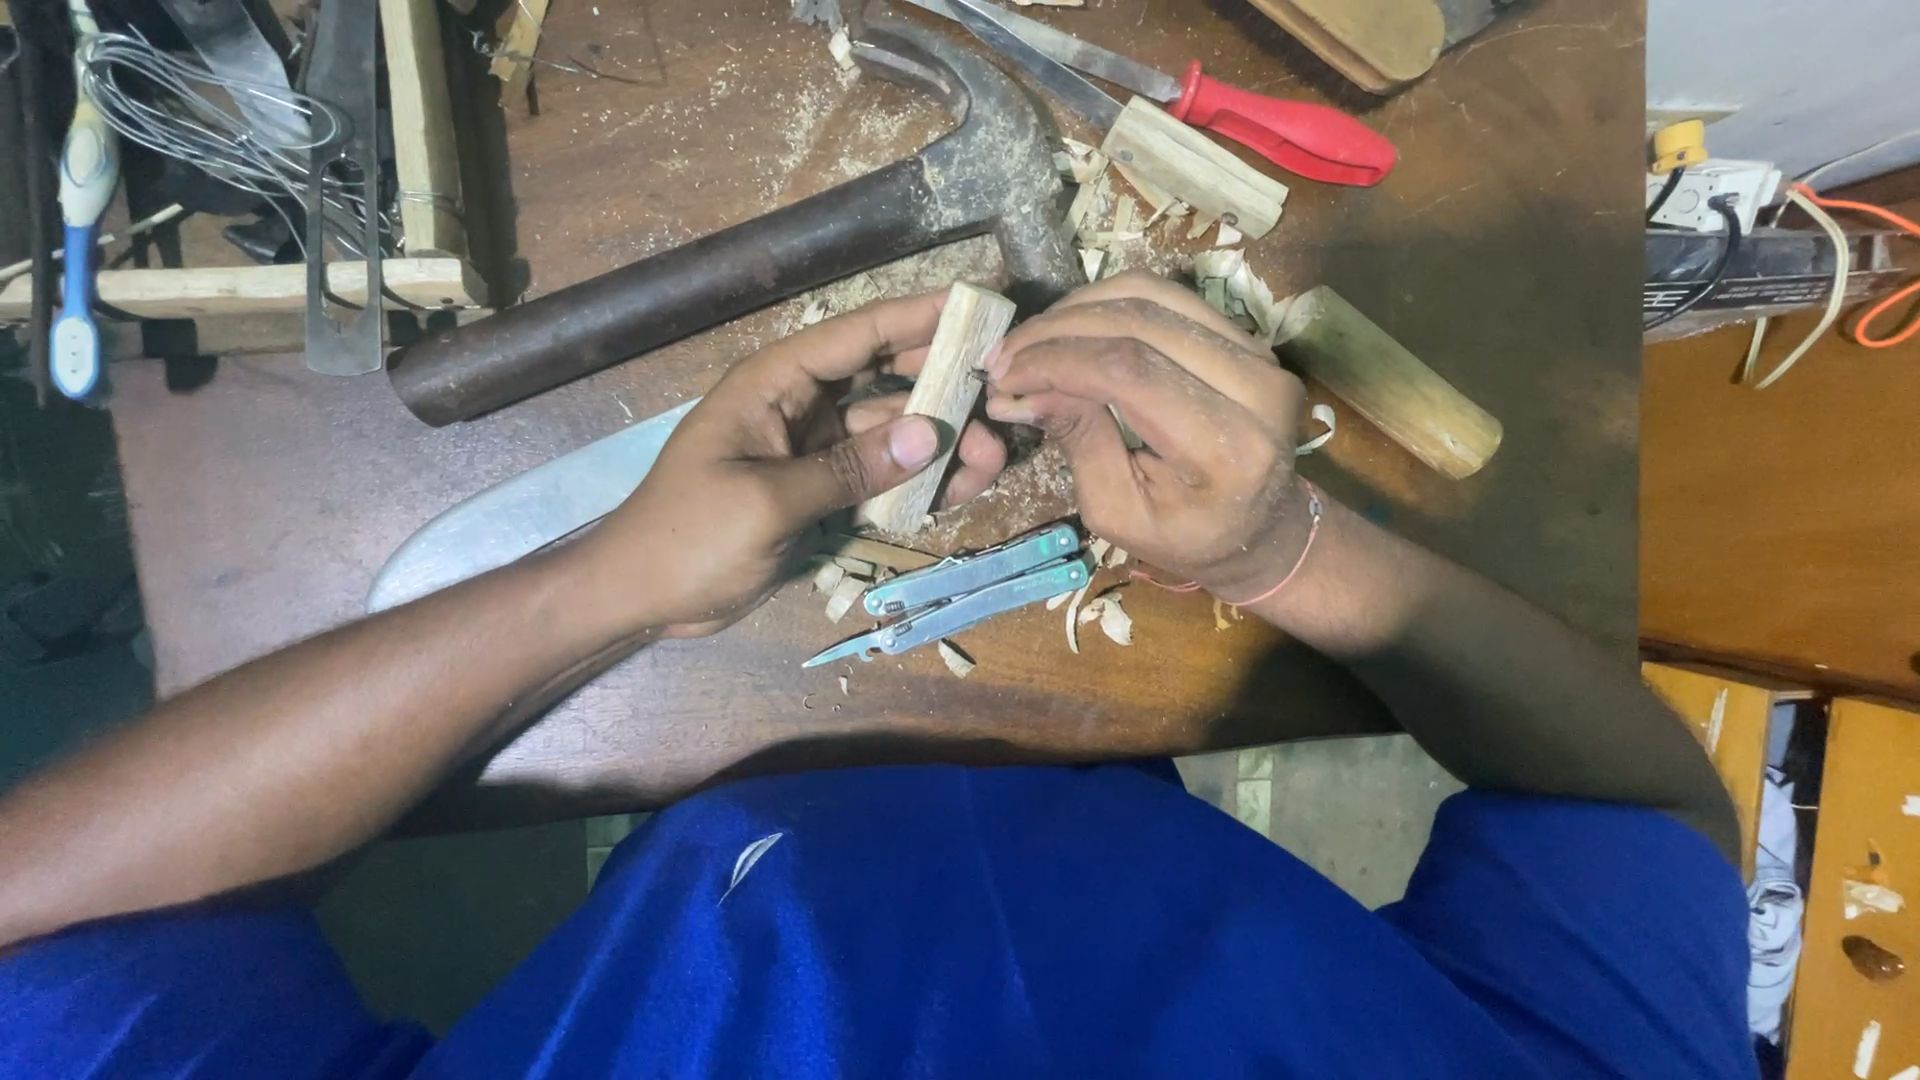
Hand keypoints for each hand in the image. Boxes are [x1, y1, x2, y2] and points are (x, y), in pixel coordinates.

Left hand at [580, 292, 1007, 634]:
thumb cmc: (688, 535)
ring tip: (991, 460)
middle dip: (944, 392)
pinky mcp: (824, 494)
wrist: (644, 597)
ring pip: (892, 438)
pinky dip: (917, 486)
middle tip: (1000, 401)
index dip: (920, 318)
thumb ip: (850, 468)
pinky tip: (958, 491)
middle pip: (886, 383)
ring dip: (939, 448)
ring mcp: (816, 453)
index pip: (858, 336)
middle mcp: (803, 408)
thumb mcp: (769, 500)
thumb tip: (927, 435)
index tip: (979, 308)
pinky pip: (881, 480)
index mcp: (776, 384)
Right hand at [984, 271, 1311, 601]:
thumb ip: (1079, 443)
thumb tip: (1022, 389)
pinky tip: (1068, 329)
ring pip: (1152, 295)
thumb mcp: (1118, 512)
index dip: (1057, 361)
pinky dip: (1107, 304)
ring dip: (1077, 310)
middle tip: (1003, 355)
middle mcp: (1255, 387)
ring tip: (1029, 341)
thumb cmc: (1184, 538)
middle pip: (1140, 322)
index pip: (1129, 371)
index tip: (1003, 375)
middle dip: (1056, 330)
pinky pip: (1168, 299)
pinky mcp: (1246, 339)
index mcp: (1227, 449)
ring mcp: (1258, 355)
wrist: (1260, 531)